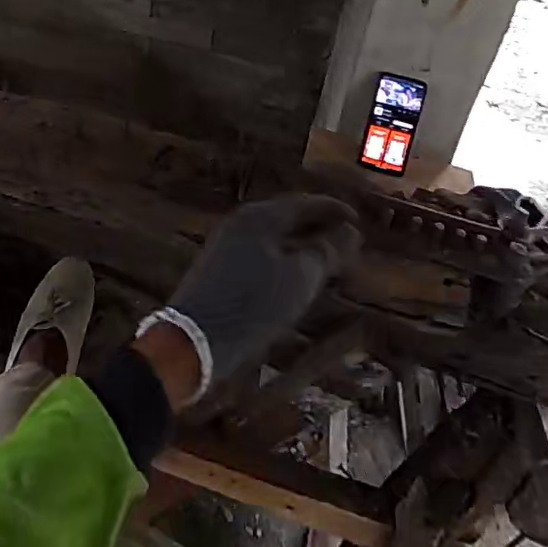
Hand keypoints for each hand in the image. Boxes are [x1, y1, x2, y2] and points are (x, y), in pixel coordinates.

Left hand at [164, 194, 361, 395]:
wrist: (189, 343)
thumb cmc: (251, 306)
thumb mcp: (300, 279)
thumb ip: (327, 252)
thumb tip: (351, 231)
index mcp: (261, 217)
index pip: (307, 203)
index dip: (335, 210)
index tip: (357, 220)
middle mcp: (241, 222)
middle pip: (288, 216)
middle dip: (318, 227)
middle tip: (344, 240)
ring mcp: (225, 243)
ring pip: (273, 235)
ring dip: (301, 243)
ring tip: (323, 259)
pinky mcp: (216, 267)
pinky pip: (260, 250)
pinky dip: (283, 256)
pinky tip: (291, 277)